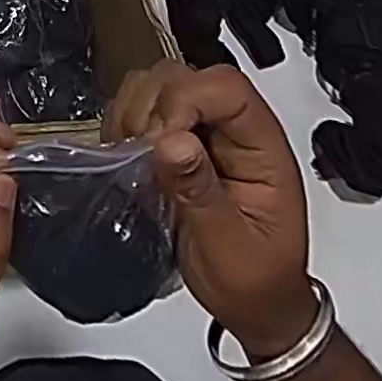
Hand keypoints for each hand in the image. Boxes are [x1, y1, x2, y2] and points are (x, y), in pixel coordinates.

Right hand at [111, 62, 315, 358]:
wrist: (251, 303)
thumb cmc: (252, 280)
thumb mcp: (230, 247)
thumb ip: (201, 193)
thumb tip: (173, 142)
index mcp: (261, 149)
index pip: (226, 88)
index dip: (185, 100)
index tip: (159, 141)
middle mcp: (230, 129)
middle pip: (182, 77)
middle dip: (149, 108)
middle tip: (141, 153)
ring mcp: (199, 130)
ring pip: (154, 85)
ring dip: (131, 114)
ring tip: (132, 157)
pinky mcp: (170, 136)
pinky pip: (135, 105)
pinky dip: (120, 124)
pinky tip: (125, 156)